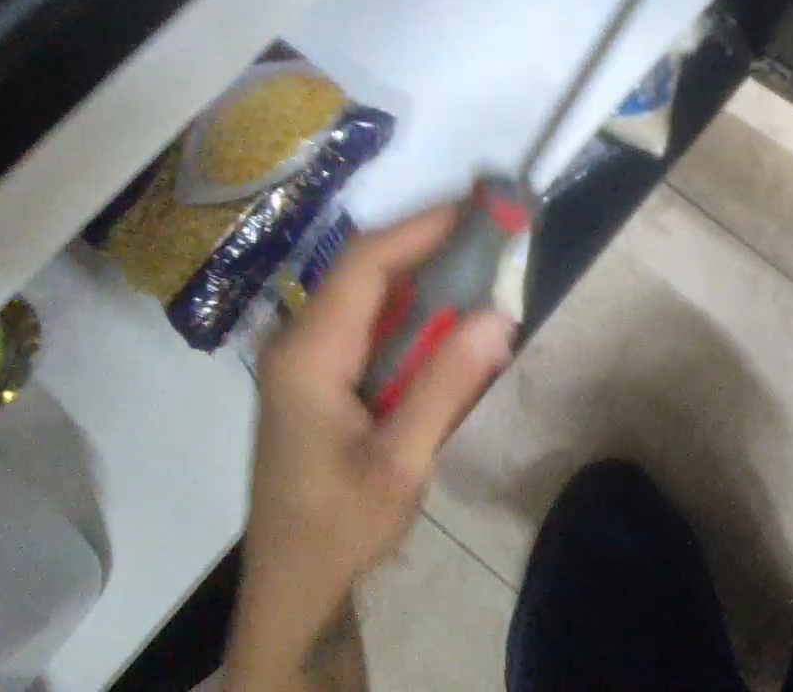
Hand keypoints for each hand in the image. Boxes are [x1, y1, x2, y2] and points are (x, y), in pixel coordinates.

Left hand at [225, 206, 515, 687]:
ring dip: (429, 268)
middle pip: (367, 268)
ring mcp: (308, 358)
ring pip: (371, 290)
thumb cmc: (339, 528)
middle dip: (432, 238)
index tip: (480, 206)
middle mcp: (300, 343)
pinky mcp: (322, 374)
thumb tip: (501, 315)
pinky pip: (373, 319)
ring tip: (487, 256)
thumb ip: (447, 386)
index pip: (365, 265)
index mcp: (308, 356)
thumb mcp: (401, 464)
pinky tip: (456, 311)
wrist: (291, 587)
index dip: (422, 226)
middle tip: (496, 225)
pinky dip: (419, 304)